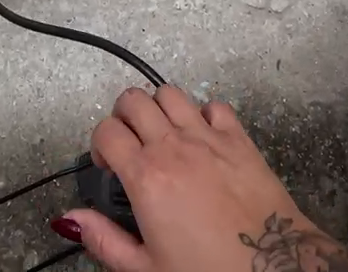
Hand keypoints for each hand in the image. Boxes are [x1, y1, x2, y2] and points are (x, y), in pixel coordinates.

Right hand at [60, 87, 347, 271]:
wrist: (277, 270)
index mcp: (145, 176)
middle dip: (124, 117)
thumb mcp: (148, 270)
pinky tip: (203, 139)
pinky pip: (214, 105)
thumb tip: (70, 218)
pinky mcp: (239, 138)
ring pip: (169, 93)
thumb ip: (105, 240)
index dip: (100, 145)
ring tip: (163, 135)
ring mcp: (207, 137)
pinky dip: (204, 115)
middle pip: (132, 99)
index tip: (109, 166)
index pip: (106, 131)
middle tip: (132, 145)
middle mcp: (172, 145)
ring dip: (160, 108)